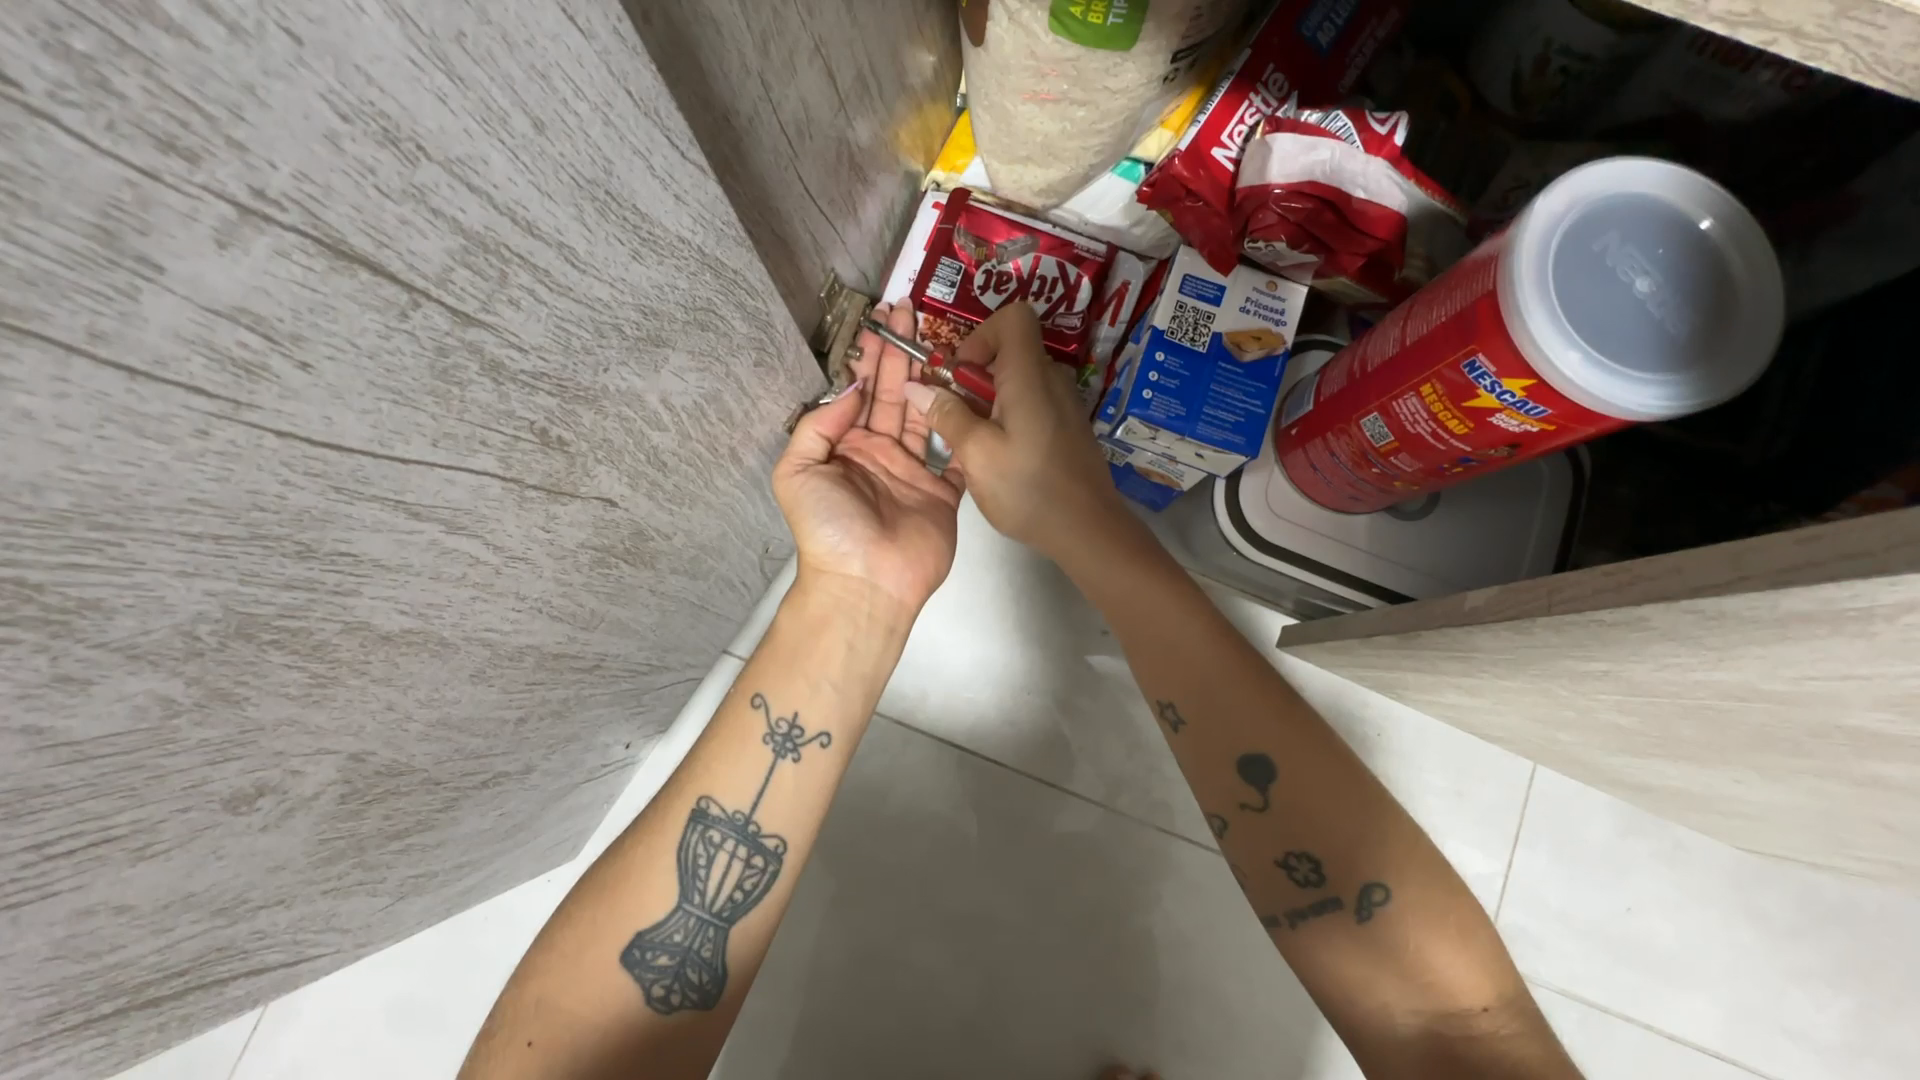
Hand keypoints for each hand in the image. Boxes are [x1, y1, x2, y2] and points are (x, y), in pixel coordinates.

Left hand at [772, 302, 962, 620]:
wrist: (866, 582)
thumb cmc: (827, 527)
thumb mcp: (798, 470)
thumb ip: (818, 424)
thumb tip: (850, 391)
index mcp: (844, 447)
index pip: (860, 393)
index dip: (870, 359)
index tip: (881, 323)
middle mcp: (879, 453)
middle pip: (895, 395)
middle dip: (901, 354)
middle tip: (910, 313)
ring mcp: (914, 471)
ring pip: (926, 414)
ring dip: (932, 378)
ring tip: (941, 339)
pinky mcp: (945, 490)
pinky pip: (956, 450)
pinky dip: (963, 422)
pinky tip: (970, 389)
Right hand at [902, 304, 1125, 562]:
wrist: (1088, 529)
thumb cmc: (1028, 489)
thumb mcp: (977, 454)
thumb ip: (947, 415)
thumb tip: (916, 386)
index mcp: (1030, 376)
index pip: (1013, 317)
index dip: (981, 335)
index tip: (962, 374)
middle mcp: (1052, 379)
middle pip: (1011, 351)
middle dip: (976, 376)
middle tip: (957, 416)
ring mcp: (1064, 403)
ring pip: (1018, 381)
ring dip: (989, 401)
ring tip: (974, 442)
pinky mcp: (1068, 426)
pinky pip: (1032, 403)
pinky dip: (1009, 416)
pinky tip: (1001, 455)